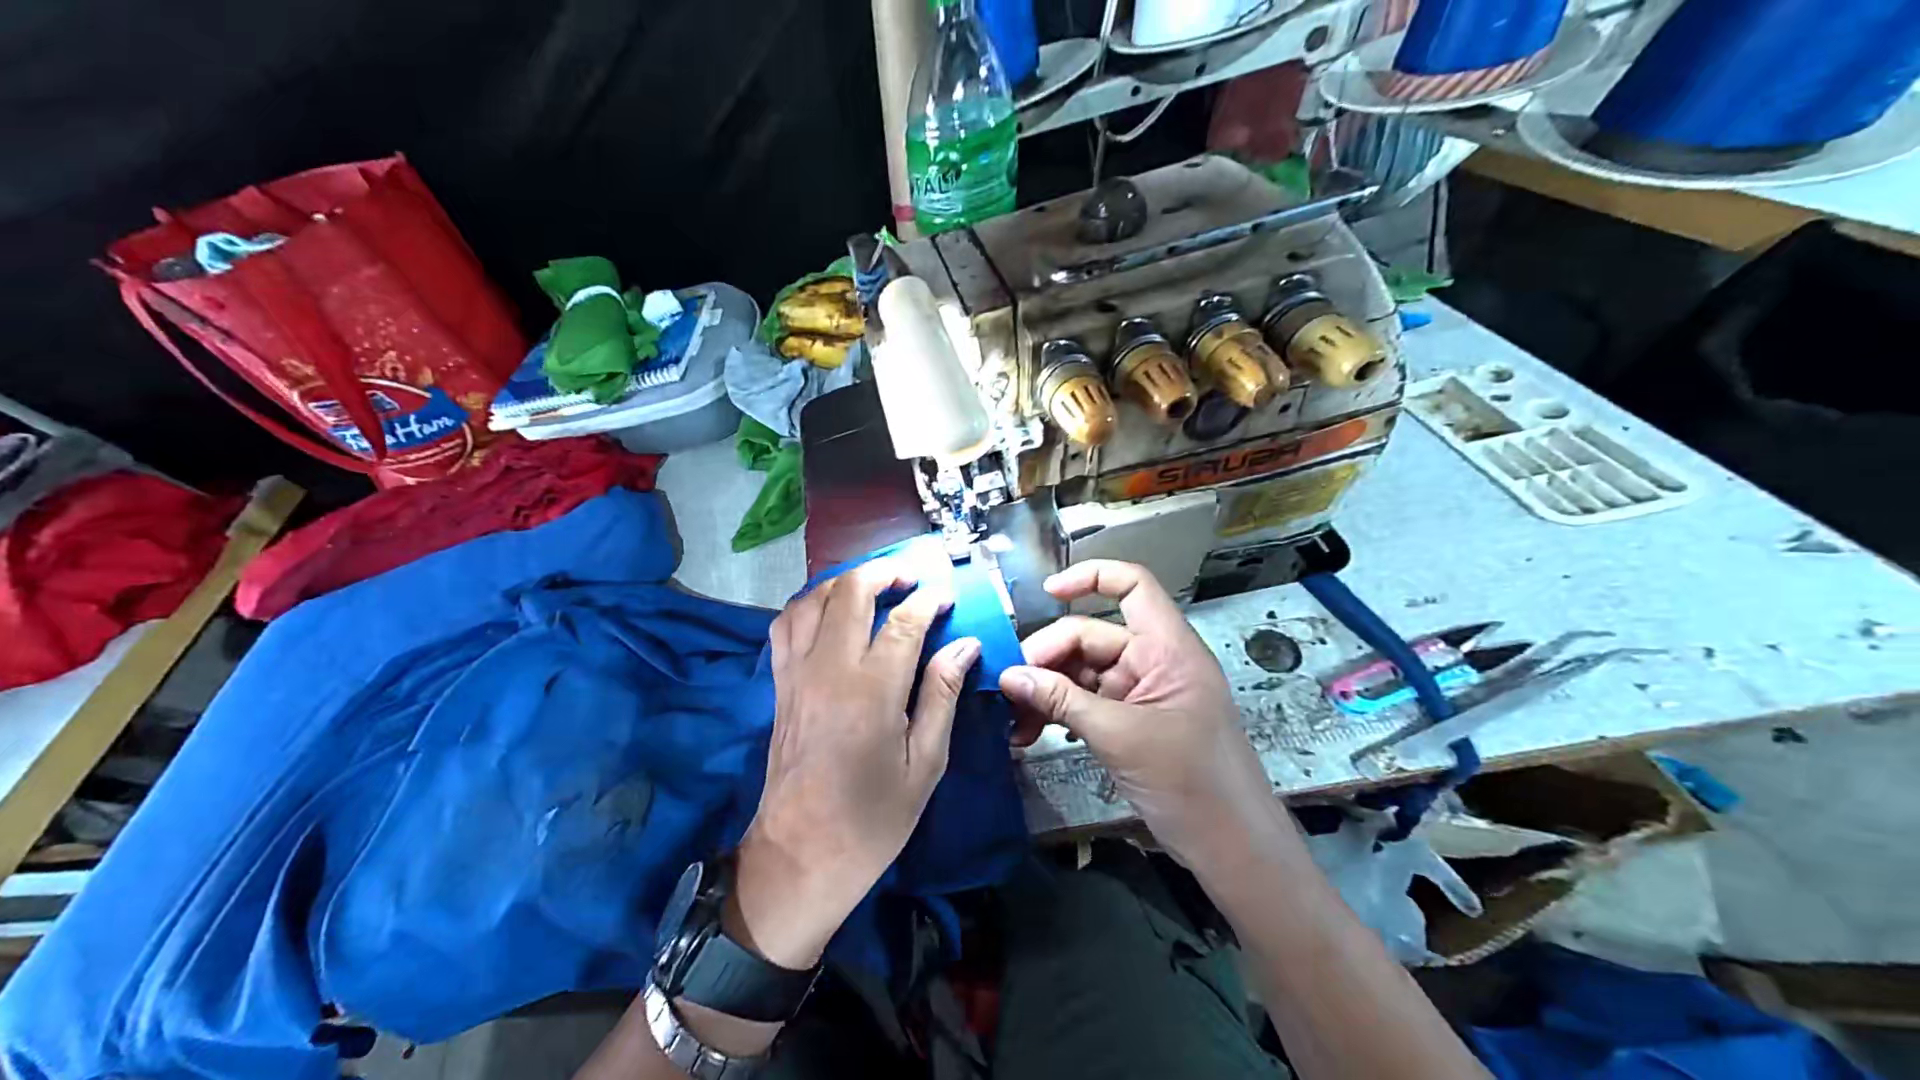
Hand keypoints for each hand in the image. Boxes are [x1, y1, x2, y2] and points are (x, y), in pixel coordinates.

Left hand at [730, 559, 979, 969]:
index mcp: (871, 690)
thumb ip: (941, 696)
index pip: (902, 621)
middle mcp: (828, 669)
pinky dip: (809, 605)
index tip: (947, 598)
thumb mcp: (925, 764)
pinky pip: (786, 625)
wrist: (800, 854)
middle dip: (885, 574)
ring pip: (813, 599)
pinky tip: (830, 613)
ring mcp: (797, 673)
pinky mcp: (779, 684)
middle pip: (851, 592)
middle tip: (912, 580)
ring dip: (845, 582)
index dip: (929, 601)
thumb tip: (965, 645)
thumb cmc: (873, 819)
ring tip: (875, 587)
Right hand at [998, 560, 1277, 869]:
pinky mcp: (1132, 723)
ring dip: (1047, 691)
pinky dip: (1061, 713)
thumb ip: (1062, 700)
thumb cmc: (1190, 781)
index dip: (1091, 577)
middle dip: (1047, 658)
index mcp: (1167, 648)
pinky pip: (1087, 703)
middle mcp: (1154, 662)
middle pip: (1091, 636)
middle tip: (1010, 689)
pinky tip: (1033, 733)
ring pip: (1083, 673)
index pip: (1132, 587)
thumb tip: (1009, 675)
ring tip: (1014, 720)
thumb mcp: (1120, 735)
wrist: (1231, 847)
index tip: (1047, 593)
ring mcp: (1142, 694)